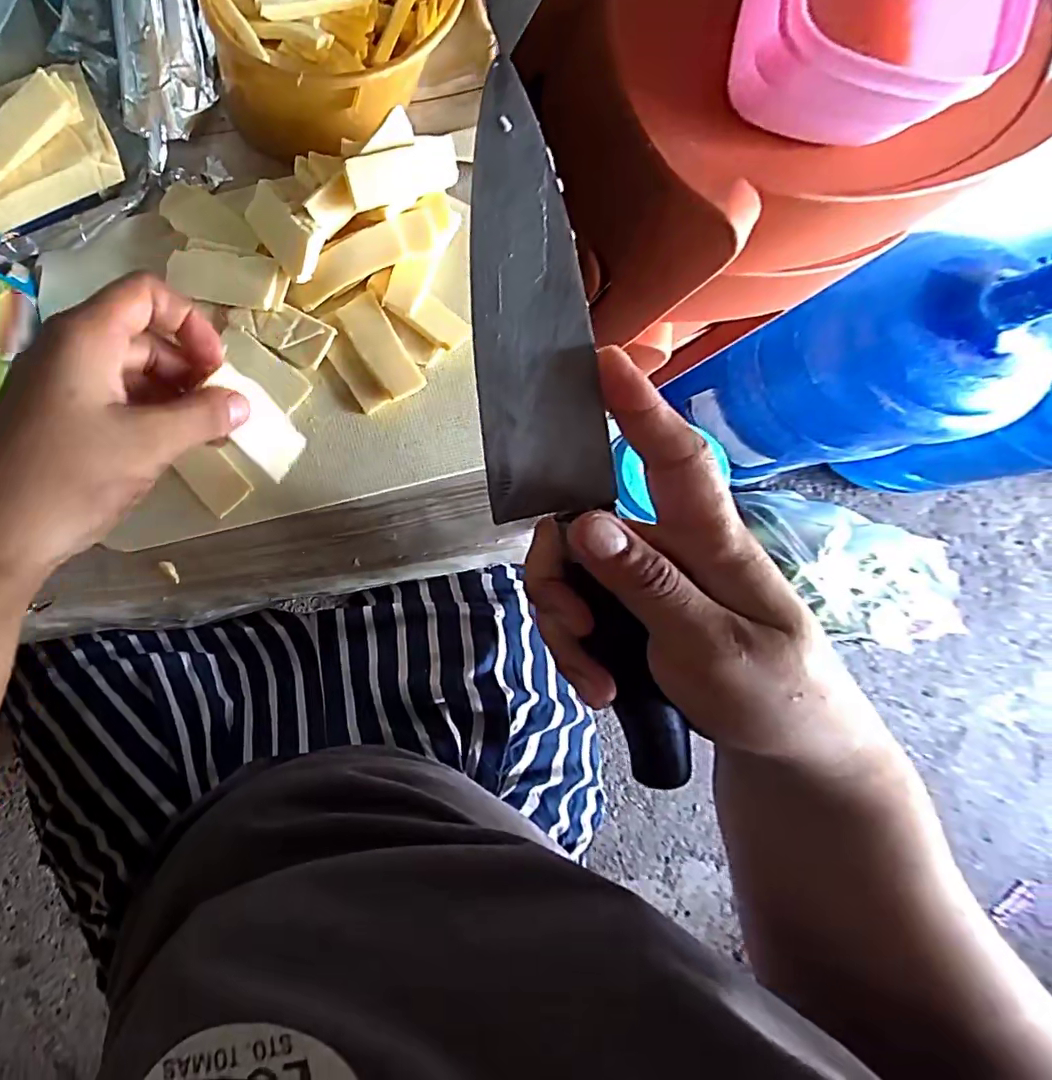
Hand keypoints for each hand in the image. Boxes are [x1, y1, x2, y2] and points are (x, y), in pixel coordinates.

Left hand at [0, 273, 247, 585]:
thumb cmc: (70, 479)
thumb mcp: (146, 446)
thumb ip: (201, 418)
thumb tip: (243, 405)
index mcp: (84, 335)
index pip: (146, 293)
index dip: (190, 321)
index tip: (216, 367)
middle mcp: (60, 349)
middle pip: (134, 334)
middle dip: (181, 366)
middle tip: (212, 410)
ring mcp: (45, 386)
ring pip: (116, 372)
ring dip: (160, 396)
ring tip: (192, 436)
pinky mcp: (39, 421)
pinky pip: (95, 401)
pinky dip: (130, 416)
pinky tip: (151, 451)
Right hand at [524, 347, 889, 771]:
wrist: (781, 747)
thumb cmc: (770, 691)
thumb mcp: (710, 647)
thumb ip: (646, 583)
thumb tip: (583, 522)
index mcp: (708, 542)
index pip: (674, 461)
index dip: (638, 409)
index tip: (605, 361)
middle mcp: (662, 548)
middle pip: (574, 532)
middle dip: (555, 584)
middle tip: (574, 631)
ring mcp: (635, 580)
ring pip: (559, 577)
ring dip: (561, 630)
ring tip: (593, 679)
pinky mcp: (617, 609)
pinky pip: (564, 612)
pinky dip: (569, 651)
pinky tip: (595, 686)